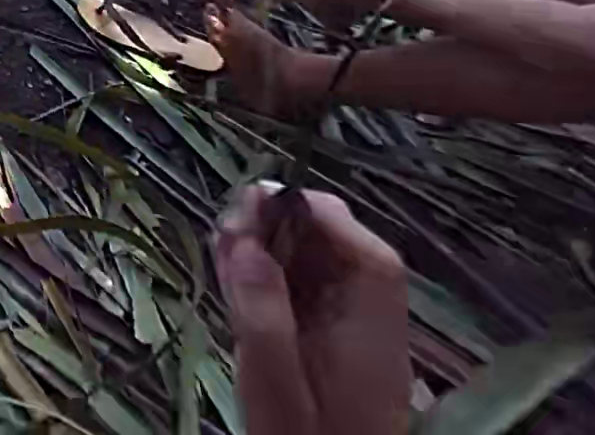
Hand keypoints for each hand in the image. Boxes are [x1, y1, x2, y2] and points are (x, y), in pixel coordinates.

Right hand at [217, 185, 411, 434]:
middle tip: (228, 231)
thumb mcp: (276, 391)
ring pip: (308, 258)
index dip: (319, 216)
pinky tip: (229, 266)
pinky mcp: (315, 332)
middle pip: (335, 247)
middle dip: (280, 223)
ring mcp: (339, 327)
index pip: (368, 257)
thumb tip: (245, 241)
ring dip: (264, 240)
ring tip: (222, 248)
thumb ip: (263, 317)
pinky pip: (292, 281)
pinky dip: (260, 266)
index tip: (263, 202)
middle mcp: (363, 322)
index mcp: (371, 336)